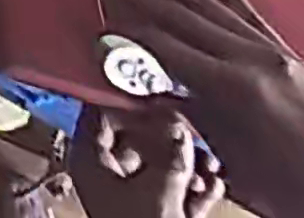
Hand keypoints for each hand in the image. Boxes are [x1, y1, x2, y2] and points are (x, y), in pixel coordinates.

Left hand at [67, 105, 223, 217]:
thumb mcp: (162, 192)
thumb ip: (171, 154)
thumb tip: (179, 122)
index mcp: (88, 160)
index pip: (100, 114)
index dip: (129, 104)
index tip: (159, 99)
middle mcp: (103, 174)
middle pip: (132, 138)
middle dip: (165, 135)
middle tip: (192, 130)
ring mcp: (128, 197)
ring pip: (155, 166)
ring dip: (184, 162)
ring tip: (210, 161)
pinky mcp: (152, 217)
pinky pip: (169, 192)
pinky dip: (190, 186)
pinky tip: (215, 183)